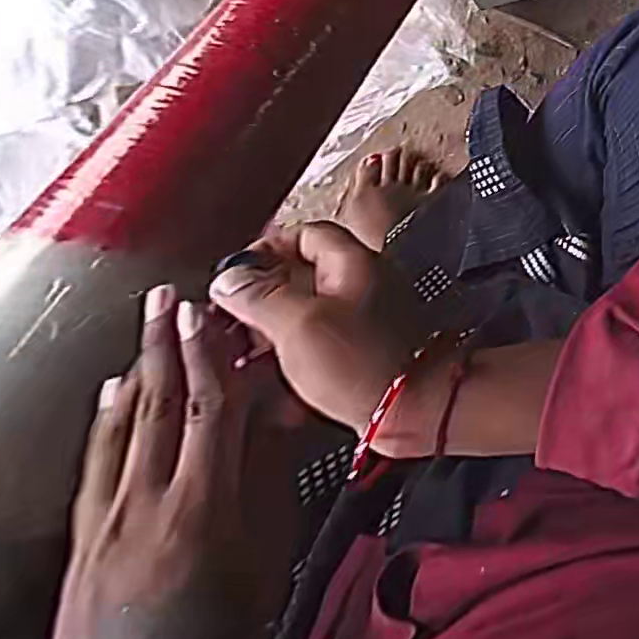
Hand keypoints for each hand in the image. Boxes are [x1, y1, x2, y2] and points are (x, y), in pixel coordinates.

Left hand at [50, 285, 298, 638]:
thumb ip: (268, 476)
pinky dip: (105, 417)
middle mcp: (145, 503)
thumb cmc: (218, 625)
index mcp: (200, 506)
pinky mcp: (82, 536)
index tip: (208, 312)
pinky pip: (95, 461)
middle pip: (158, 406)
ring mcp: (105, 520)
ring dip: (137, 367)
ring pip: (123, 426)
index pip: (210, 410)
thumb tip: (275, 414)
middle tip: (166, 296)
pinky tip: (111, 391)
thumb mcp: (264, 551)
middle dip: (164, 344)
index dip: (210, 355)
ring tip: (147, 324)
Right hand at [208, 222, 418, 436]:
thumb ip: (260, 296)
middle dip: (264, 290)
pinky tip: (271, 367)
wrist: (408, 406)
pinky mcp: (365, 342)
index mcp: (355, 262)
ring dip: (274, 321)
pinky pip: (321, 332)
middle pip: (305, 270)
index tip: (235, 273)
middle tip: (232, 316)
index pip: (307, 233)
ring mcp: (368, 311)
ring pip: (309, 304)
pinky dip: (294, 343)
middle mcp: (365, 280)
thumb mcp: (297, 325)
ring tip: (244, 347)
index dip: (267, 248)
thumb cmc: (361, 364)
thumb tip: (229, 278)